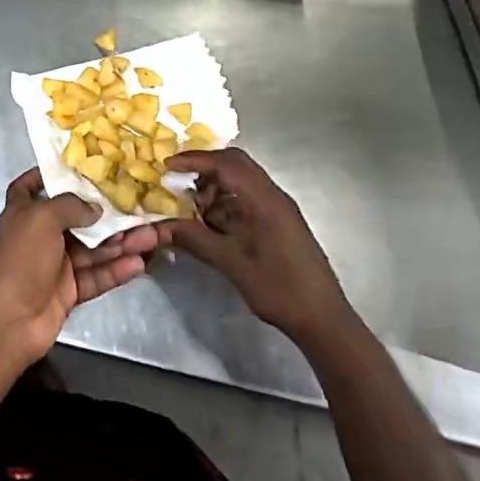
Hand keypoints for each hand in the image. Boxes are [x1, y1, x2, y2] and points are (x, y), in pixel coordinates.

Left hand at [0, 169, 153, 362]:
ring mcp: (54, 265)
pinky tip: (139, 264)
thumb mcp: (41, 219)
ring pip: (92, 249)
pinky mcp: (68, 291)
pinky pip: (96, 276)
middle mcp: (39, 236)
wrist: (10, 318)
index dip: (45, 176)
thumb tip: (94, 208)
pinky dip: (116, 270)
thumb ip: (69, 206)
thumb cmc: (20, 259)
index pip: (29, 187)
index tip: (73, 169)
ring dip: (120, 243)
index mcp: (23, 213)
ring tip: (152, 236)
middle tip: (138, 209)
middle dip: (105, 215)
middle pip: (75, 220)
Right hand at [127, 148, 357, 343]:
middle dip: (204, 168)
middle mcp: (273, 197)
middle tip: (179, 182)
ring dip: (214, 187)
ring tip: (194, 210)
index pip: (225, 164)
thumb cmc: (278, 287)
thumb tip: (156, 226)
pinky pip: (246, 198)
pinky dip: (225, 202)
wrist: (323, 320)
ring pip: (240, 181)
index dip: (193, 160)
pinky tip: (212, 225)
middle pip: (235, 164)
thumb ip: (191, 238)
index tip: (166, 166)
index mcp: (264, 200)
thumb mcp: (229, 262)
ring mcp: (278, 210)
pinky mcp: (278, 223)